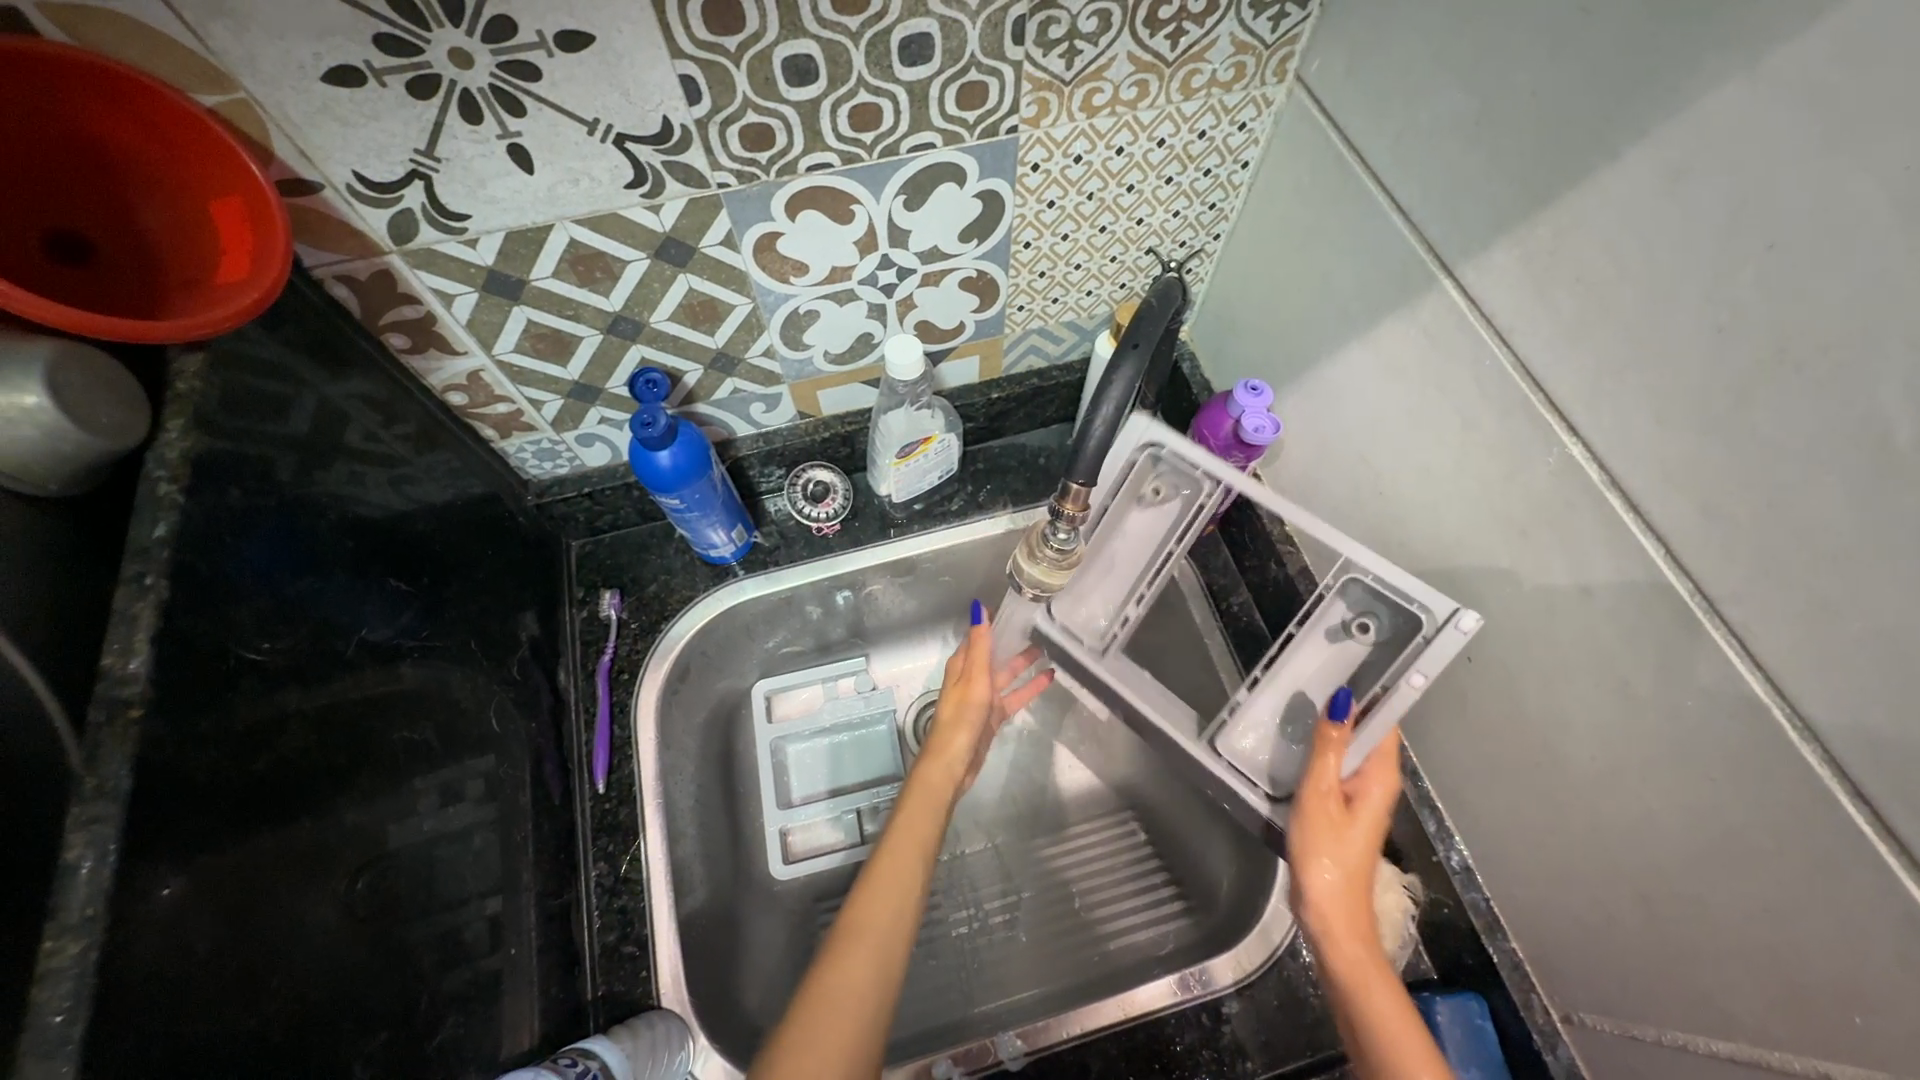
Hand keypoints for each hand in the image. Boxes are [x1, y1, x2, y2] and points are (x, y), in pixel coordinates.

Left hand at [917, 599, 1053, 795]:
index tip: (1016, 607)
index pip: (979, 636)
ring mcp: (984, 698)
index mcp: (962, 665)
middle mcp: (971, 678)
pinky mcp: (994, 716)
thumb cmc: (962, 716)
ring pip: (1007, 674)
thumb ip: (980, 644)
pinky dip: (1030, 687)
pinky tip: (1048, 679)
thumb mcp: (973, 676)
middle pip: (994, 654)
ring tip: (1048, 648)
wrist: (954, 762)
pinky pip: (1015, 696)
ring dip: (1024, 663)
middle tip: (1039, 625)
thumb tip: (979, 607)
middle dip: (1013, 641)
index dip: (994, 622)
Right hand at [1288, 686, 1402, 964]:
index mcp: (1381, 774)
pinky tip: (1295, 741)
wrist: (1328, 912)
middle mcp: (1378, 780)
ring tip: (1300, 696)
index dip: (1373, 688)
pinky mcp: (1343, 807)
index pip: (1385, 718)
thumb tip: (1343, 699)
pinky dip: (1320, 749)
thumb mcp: (1319, 794)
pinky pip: (1336, 766)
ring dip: (1330, 726)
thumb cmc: (1326, 852)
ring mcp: (1361, 794)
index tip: (1352, 657)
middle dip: (1346, 702)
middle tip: (1314, 669)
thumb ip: (1328, 746)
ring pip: (1349, 748)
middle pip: (1367, 730)